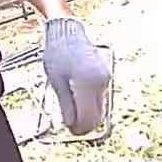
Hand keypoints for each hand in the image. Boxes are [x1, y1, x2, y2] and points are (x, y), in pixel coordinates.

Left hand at [42, 18, 108, 133]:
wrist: (66, 32)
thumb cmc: (58, 53)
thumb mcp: (57, 82)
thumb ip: (66, 106)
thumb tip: (72, 124)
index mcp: (88, 85)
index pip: (88, 119)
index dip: (79, 129)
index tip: (69, 130)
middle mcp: (101, 82)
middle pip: (97, 115)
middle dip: (85, 124)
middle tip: (71, 125)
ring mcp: (105, 77)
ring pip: (100, 106)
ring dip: (88, 113)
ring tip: (72, 111)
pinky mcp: (104, 74)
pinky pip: (100, 96)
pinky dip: (91, 102)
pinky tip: (79, 99)